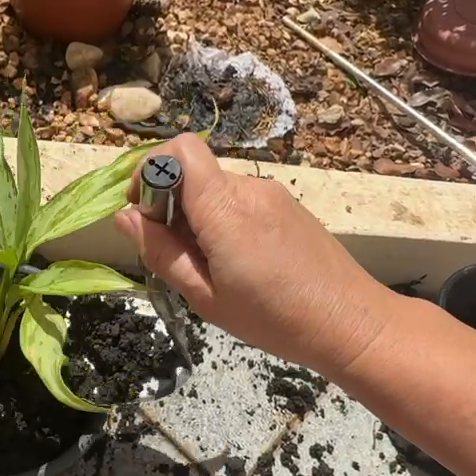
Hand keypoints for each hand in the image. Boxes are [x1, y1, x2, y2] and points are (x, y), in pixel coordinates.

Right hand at [114, 134, 398, 374]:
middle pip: (192, 173)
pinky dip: (222, 221)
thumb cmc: (273, 318)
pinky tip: (239, 263)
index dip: (149, 170)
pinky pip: (239, 200)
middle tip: (176, 255)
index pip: (177, 151)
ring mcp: (271, 193)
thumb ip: (160, 252)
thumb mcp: (204, 296)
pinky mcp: (287, 205)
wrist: (352, 324)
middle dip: (170, 204)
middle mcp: (247, 188)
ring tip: (211, 267)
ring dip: (197, 217)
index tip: (143, 213)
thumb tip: (123, 216)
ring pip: (214, 189)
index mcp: (223, 208)